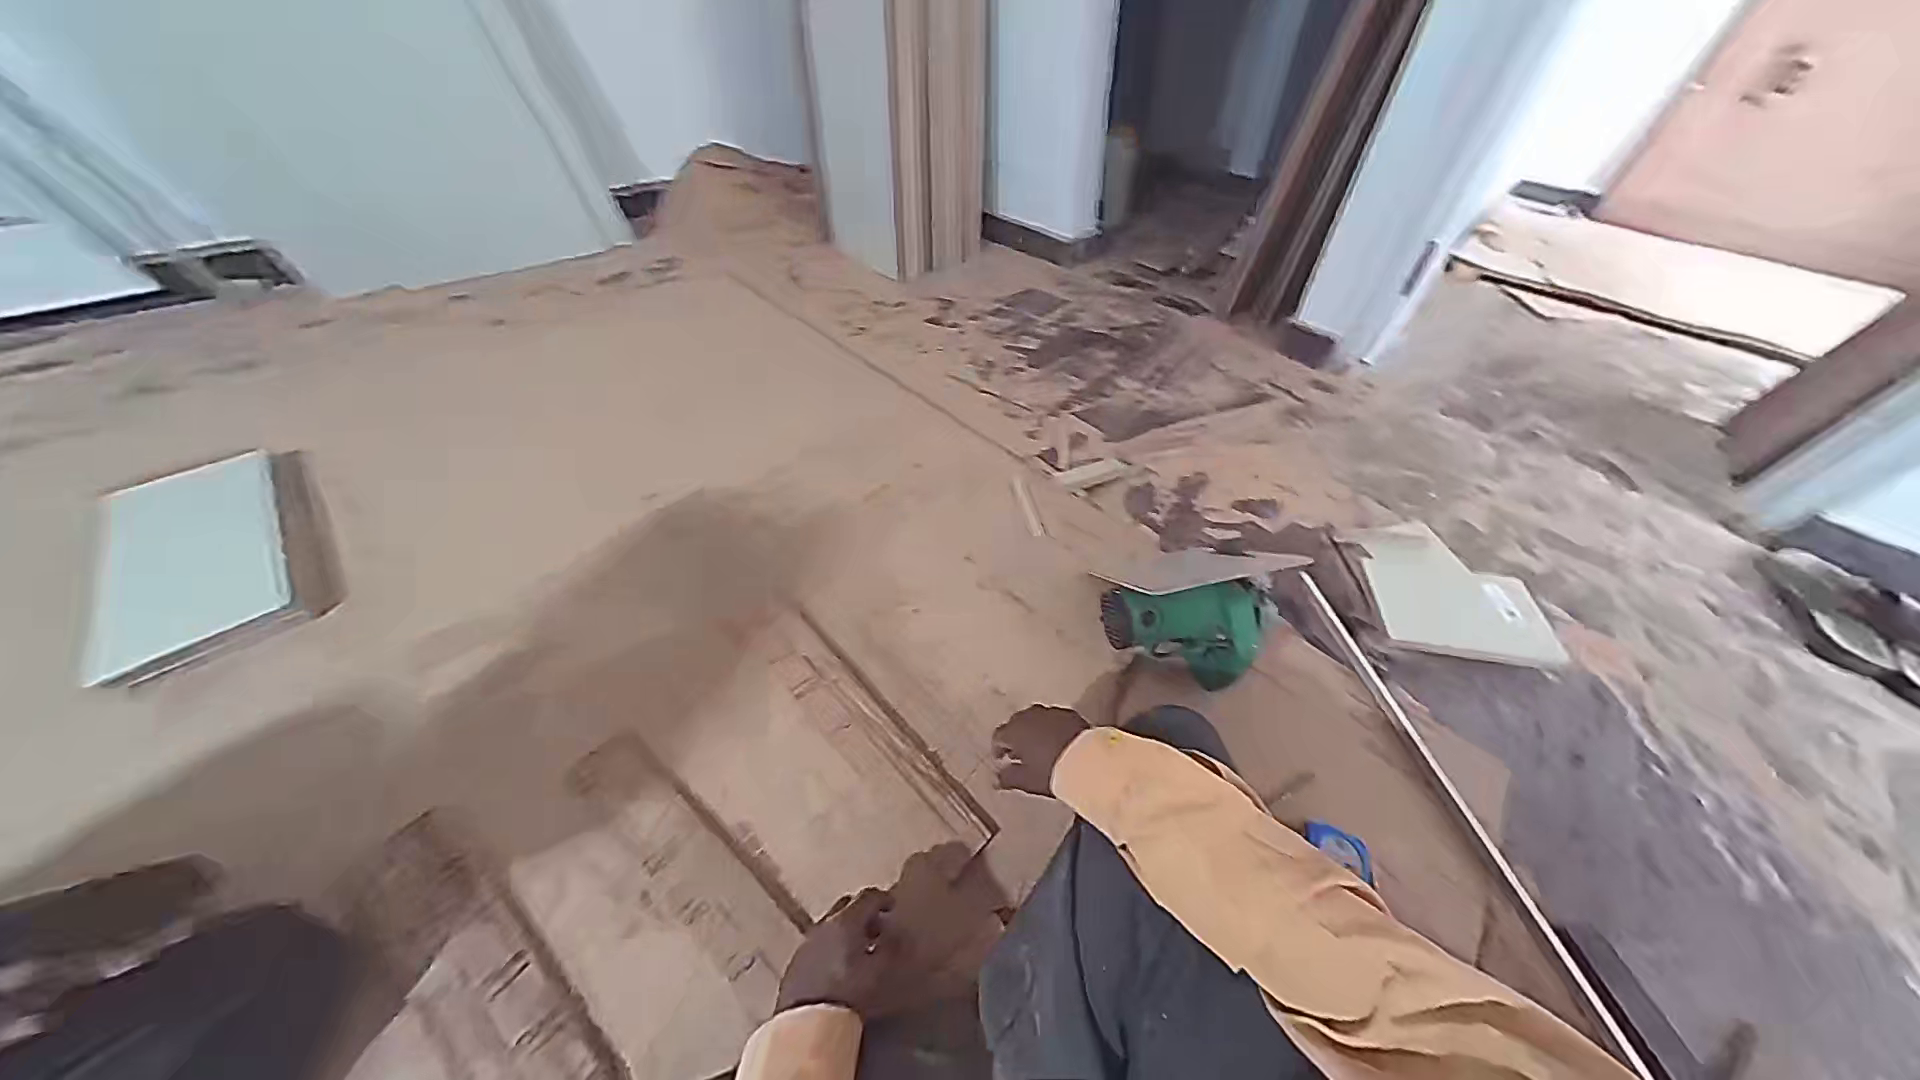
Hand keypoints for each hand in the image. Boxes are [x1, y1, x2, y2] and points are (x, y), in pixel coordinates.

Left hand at [775, 888, 898, 1017]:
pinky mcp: (796, 963)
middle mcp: (825, 925)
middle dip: (863, 912)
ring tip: (859, 949)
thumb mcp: (879, 972)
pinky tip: (838, 966)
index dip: (882, 898)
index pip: (867, 896)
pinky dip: (832, 946)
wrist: (806, 1025)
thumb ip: (892, 949)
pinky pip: (818, 944)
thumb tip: (900, 934)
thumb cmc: (849, 993)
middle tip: (877, 927)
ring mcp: (807, 943)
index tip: (891, 906)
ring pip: (831, 925)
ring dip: (846, 931)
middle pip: (846, 906)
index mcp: (846, 920)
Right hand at [992, 706, 1089, 796]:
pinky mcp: (1068, 713)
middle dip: (1015, 738)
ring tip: (1038, 747)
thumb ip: (1008, 778)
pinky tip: (1057, 740)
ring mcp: (1049, 712)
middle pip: (1015, 724)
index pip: (998, 736)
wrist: (1088, 761)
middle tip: (1019, 754)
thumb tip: (995, 779)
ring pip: (1035, 719)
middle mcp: (1029, 716)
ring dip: (1033, 731)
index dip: (998, 748)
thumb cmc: (1051, 771)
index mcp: (1015, 731)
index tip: (1001, 759)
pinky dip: (1051, 728)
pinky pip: (1053, 719)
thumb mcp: (1027, 780)